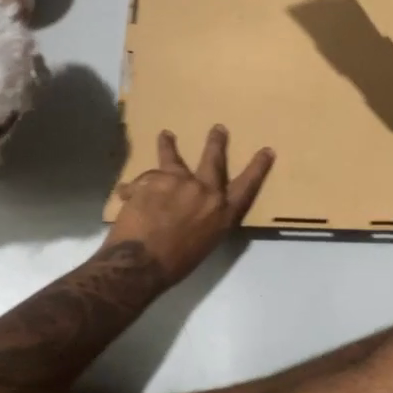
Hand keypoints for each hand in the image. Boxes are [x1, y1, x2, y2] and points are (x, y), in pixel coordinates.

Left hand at [109, 127, 274, 281]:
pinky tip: (125, 191)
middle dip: (216, 143)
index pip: (247, 186)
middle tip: (217, 128)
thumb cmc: (175, 264)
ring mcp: (178, 182)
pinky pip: (143, 179)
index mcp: (222, 213)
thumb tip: (197, 212)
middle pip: (213, 160)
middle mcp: (204, 192)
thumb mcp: (204, 244)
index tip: (266, 150)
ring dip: (168, 145)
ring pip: (173, 158)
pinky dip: (134, 187)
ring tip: (165, 135)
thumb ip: (206, 221)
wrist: (142, 263)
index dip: (258, 168)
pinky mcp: (152, 180)